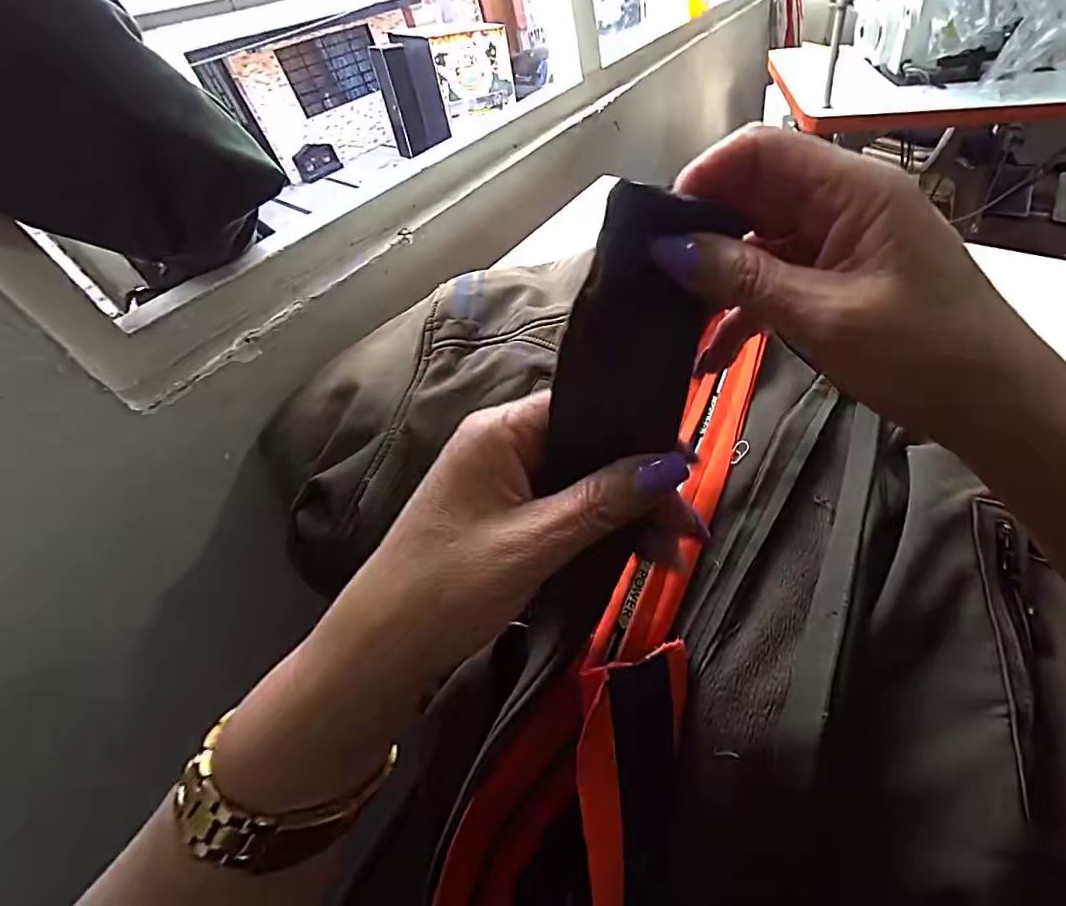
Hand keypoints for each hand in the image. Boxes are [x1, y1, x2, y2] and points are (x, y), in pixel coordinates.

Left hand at [209, 393, 699, 815]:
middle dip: (646, 486)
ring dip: (633, 514)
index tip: (686, 464)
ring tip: (675, 550)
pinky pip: (576, 511)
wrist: (376, 660)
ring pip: (591, 484)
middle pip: (596, 450)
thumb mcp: (535, 542)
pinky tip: (644, 555)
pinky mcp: (515, 517)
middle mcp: (508, 446)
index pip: (586, 406)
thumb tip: (672, 466)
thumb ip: (605, 500)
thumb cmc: (446, 589)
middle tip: (689, 523)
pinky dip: (609, 532)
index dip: (640, 430)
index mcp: (502, 431)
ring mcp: (512, 483)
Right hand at [651, 125, 1065, 448]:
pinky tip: (719, 350)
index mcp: (855, 189)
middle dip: (706, 235)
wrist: (999, 406)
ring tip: (682, 322)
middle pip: (758, 195)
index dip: (704, 178)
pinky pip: (788, 279)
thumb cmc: (931, 357)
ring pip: (767, 242)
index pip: (761, 150)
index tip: (661, 226)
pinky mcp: (849, 280)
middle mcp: (851, 204)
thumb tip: (674, 250)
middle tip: (660, 280)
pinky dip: (754, 309)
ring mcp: (850, 243)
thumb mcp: (827, 317)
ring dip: (725, 281)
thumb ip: (747, 279)